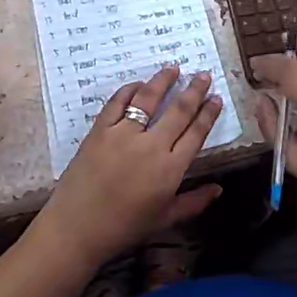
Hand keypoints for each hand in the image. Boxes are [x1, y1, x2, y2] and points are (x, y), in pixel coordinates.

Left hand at [35, 66, 224, 265]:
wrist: (76, 229)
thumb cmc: (124, 228)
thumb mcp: (165, 219)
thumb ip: (194, 202)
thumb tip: (219, 189)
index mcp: (170, 169)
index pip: (196, 133)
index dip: (208, 113)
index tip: (216, 97)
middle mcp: (150, 146)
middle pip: (178, 111)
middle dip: (194, 90)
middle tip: (203, 74)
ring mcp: (123, 135)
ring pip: (148, 99)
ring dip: (163, 80)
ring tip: (173, 67)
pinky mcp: (99, 131)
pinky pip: (117, 103)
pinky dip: (129, 90)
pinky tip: (138, 84)